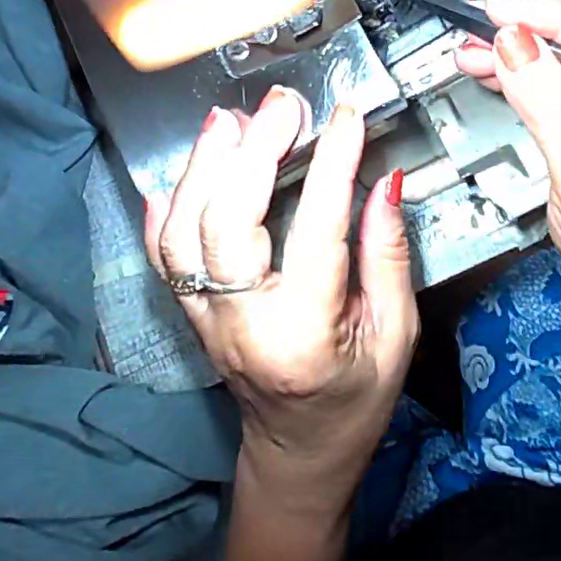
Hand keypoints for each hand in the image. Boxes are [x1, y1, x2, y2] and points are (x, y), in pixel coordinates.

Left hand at [144, 89, 417, 519]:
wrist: (298, 453)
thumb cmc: (356, 400)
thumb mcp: (395, 335)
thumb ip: (388, 257)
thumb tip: (386, 182)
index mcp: (302, 334)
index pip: (316, 230)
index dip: (333, 165)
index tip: (347, 117)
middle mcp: (240, 323)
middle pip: (227, 222)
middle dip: (254, 153)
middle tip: (282, 107)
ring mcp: (205, 319)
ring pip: (182, 233)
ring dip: (202, 168)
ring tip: (230, 120)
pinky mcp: (191, 315)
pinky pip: (164, 258)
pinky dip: (165, 210)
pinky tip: (183, 172)